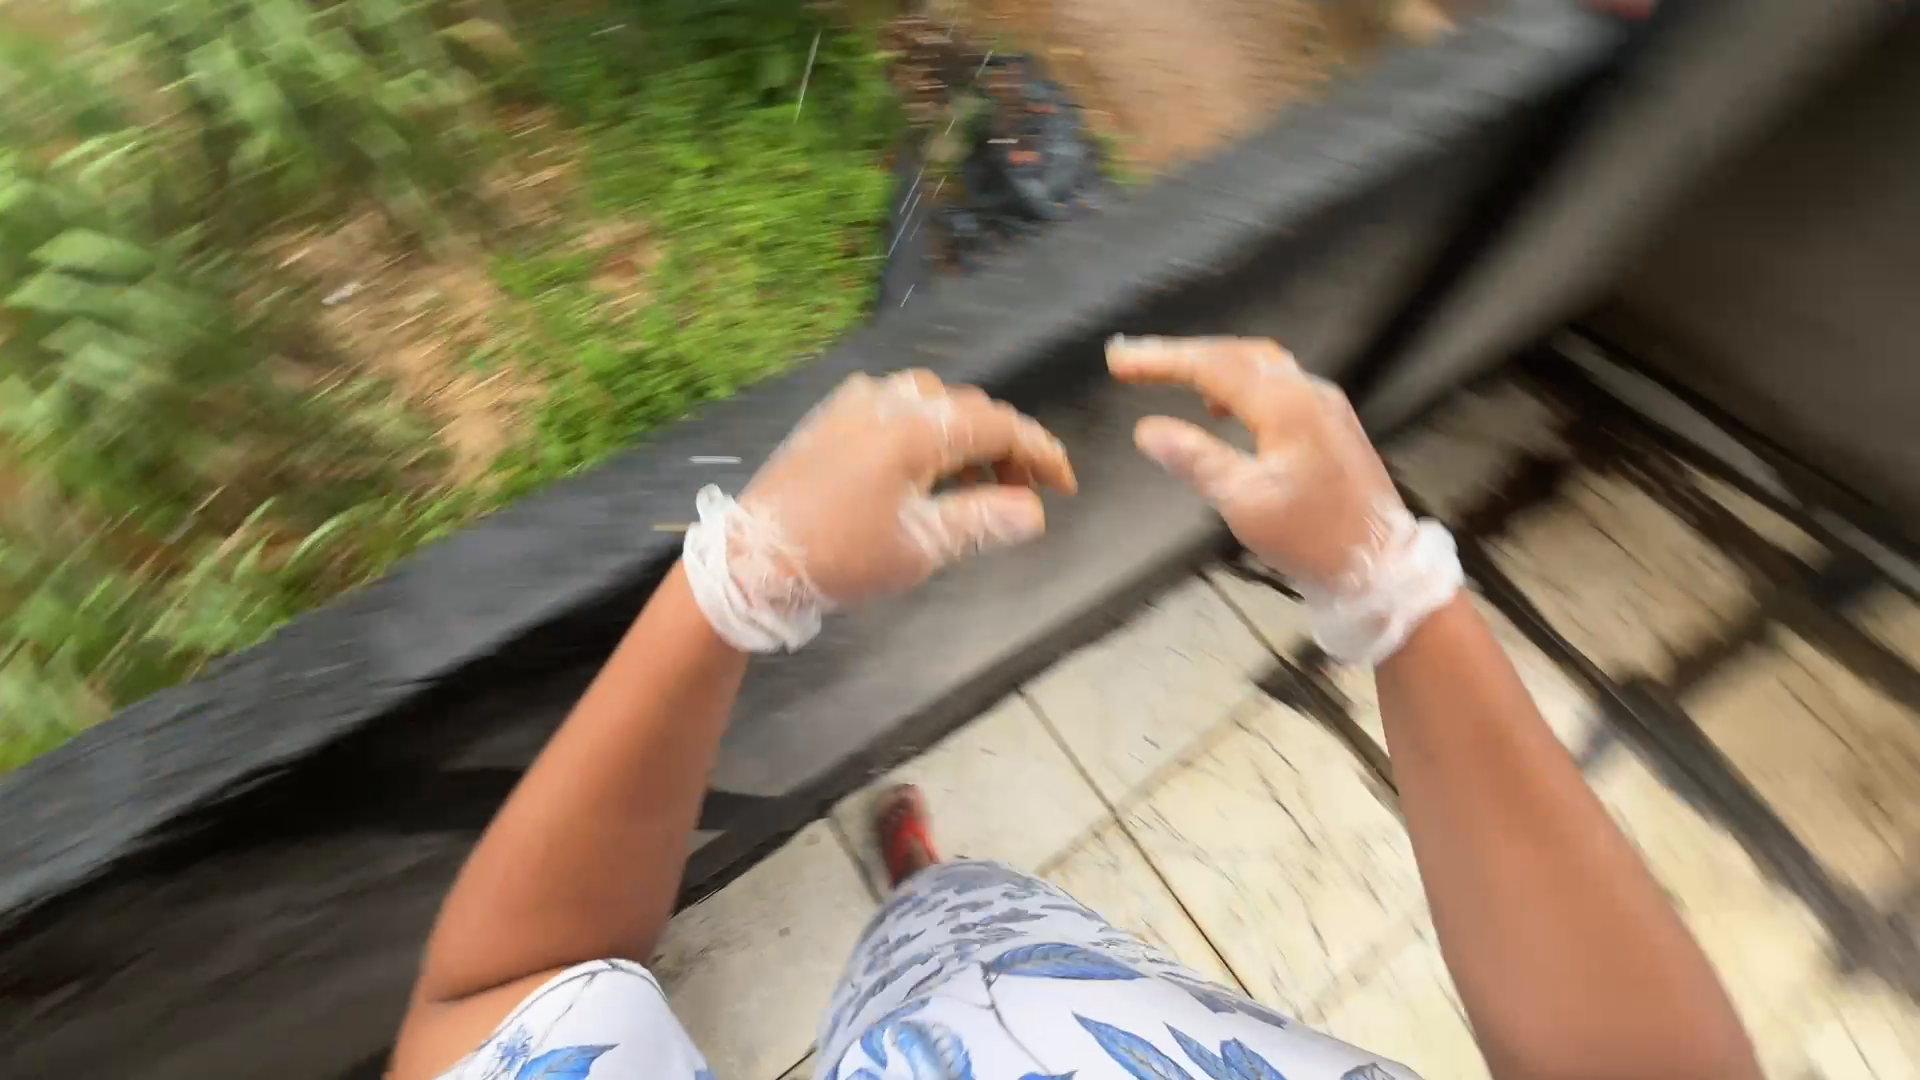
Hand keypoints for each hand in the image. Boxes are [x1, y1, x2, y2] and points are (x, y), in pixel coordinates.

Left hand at [683, 370, 1075, 651]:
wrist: (750, 559)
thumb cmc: (840, 555)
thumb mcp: (921, 546)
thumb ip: (983, 520)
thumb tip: (1033, 511)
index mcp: (915, 428)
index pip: (998, 427)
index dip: (1040, 454)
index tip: (1064, 485)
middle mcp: (888, 400)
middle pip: (969, 413)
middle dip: (1005, 450)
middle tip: (1022, 495)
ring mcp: (856, 403)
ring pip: (934, 406)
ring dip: (966, 440)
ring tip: (976, 485)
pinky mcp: (833, 417)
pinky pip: (897, 409)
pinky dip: (927, 434)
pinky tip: (925, 468)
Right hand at [1107, 335, 1459, 663]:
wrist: (1381, 565)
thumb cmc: (1313, 538)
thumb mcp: (1244, 502)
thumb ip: (1195, 459)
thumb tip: (1148, 431)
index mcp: (1286, 407)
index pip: (1211, 367)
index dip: (1161, 360)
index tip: (1119, 360)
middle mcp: (1308, 394)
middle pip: (1236, 354)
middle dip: (1181, 353)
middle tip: (1135, 359)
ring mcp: (1323, 406)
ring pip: (1257, 366)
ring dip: (1209, 363)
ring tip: (1168, 373)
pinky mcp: (1328, 424)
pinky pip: (1274, 385)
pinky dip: (1236, 383)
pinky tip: (1218, 404)